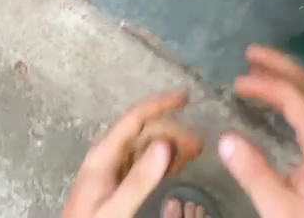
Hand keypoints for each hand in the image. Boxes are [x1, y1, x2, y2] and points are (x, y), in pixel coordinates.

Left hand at [63, 90, 203, 217]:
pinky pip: (143, 163)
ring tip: (194, 153)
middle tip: (199, 143)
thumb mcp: (115, 210)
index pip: (135, 118)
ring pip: (145, 147)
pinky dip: (162, 162)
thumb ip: (139, 180)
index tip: (186, 97)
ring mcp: (112, 169)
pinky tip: (176, 166)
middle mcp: (108, 155)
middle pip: (143, 132)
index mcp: (103, 154)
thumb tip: (166, 144)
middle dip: (172, 132)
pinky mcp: (116, 183)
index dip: (160, 104)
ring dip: (170, 146)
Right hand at [218, 45, 303, 217]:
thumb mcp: (280, 209)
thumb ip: (253, 172)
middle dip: (279, 63)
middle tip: (250, 53)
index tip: (236, 82)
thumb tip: (225, 139)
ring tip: (261, 69)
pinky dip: (298, 93)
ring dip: (289, 76)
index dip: (263, 83)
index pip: (293, 94)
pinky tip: (283, 101)